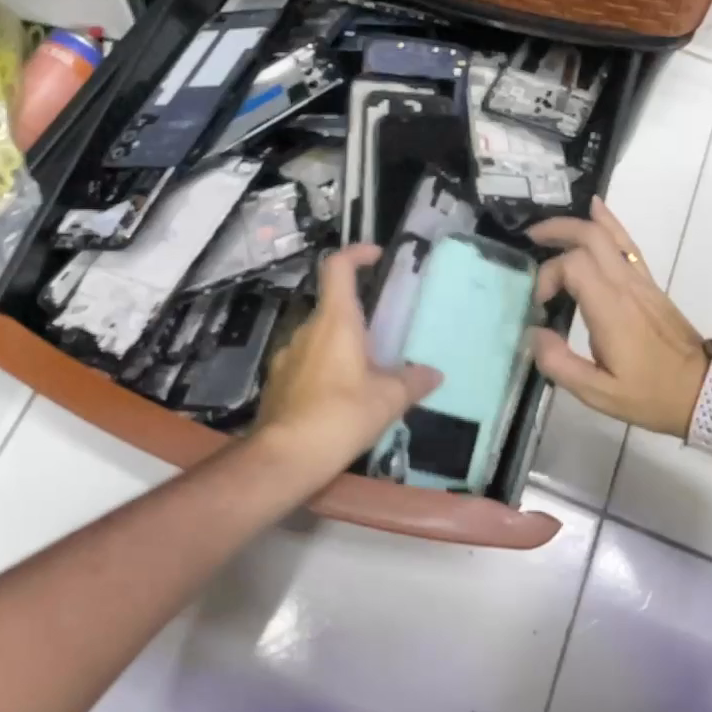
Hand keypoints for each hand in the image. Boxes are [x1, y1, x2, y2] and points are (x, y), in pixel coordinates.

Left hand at [256, 244, 441, 474]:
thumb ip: (412, 381)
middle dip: (358, 318)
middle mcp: (307, 330)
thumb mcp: (388, 399)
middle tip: (383, 339)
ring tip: (366, 376)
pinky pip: (306, 366)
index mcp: (336, 321)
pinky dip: (325, 373)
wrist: (285, 457)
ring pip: (319, 339)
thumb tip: (433, 374)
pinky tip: (340, 401)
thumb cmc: (341, 415)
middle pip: (332, 307)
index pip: (338, 267)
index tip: (376, 256)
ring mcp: (287, 356)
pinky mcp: (277, 383)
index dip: (356, 253)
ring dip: (341, 349)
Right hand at [528, 197, 708, 436]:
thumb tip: (535, 334)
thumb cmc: (651, 395)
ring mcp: (641, 281)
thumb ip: (560, 364)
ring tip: (551, 228)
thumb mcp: (599, 394)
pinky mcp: (650, 284)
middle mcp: (626, 285)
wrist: (703, 391)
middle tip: (532, 239)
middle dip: (558, 230)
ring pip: (611, 234)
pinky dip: (608, 224)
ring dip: (579, 224)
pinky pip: (627, 244)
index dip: (547, 276)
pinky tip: (596, 211)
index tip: (541, 304)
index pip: (572, 265)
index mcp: (611, 308)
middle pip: (592, 235)